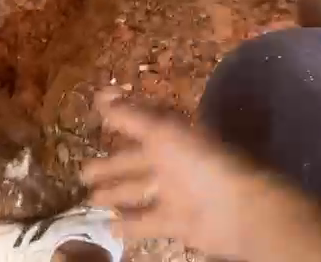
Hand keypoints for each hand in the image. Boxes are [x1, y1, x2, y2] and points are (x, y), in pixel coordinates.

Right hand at [81, 91, 320, 261]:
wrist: (238, 208)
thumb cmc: (198, 161)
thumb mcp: (161, 129)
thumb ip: (129, 114)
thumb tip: (100, 93)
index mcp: (166, 133)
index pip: (136, 122)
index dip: (117, 119)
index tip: (95, 117)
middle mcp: (169, 160)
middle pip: (133, 161)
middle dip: (110, 165)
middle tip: (82, 172)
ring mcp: (173, 192)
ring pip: (137, 192)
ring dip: (115, 194)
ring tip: (90, 199)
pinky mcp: (177, 222)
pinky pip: (147, 221)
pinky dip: (129, 225)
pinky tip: (110, 227)